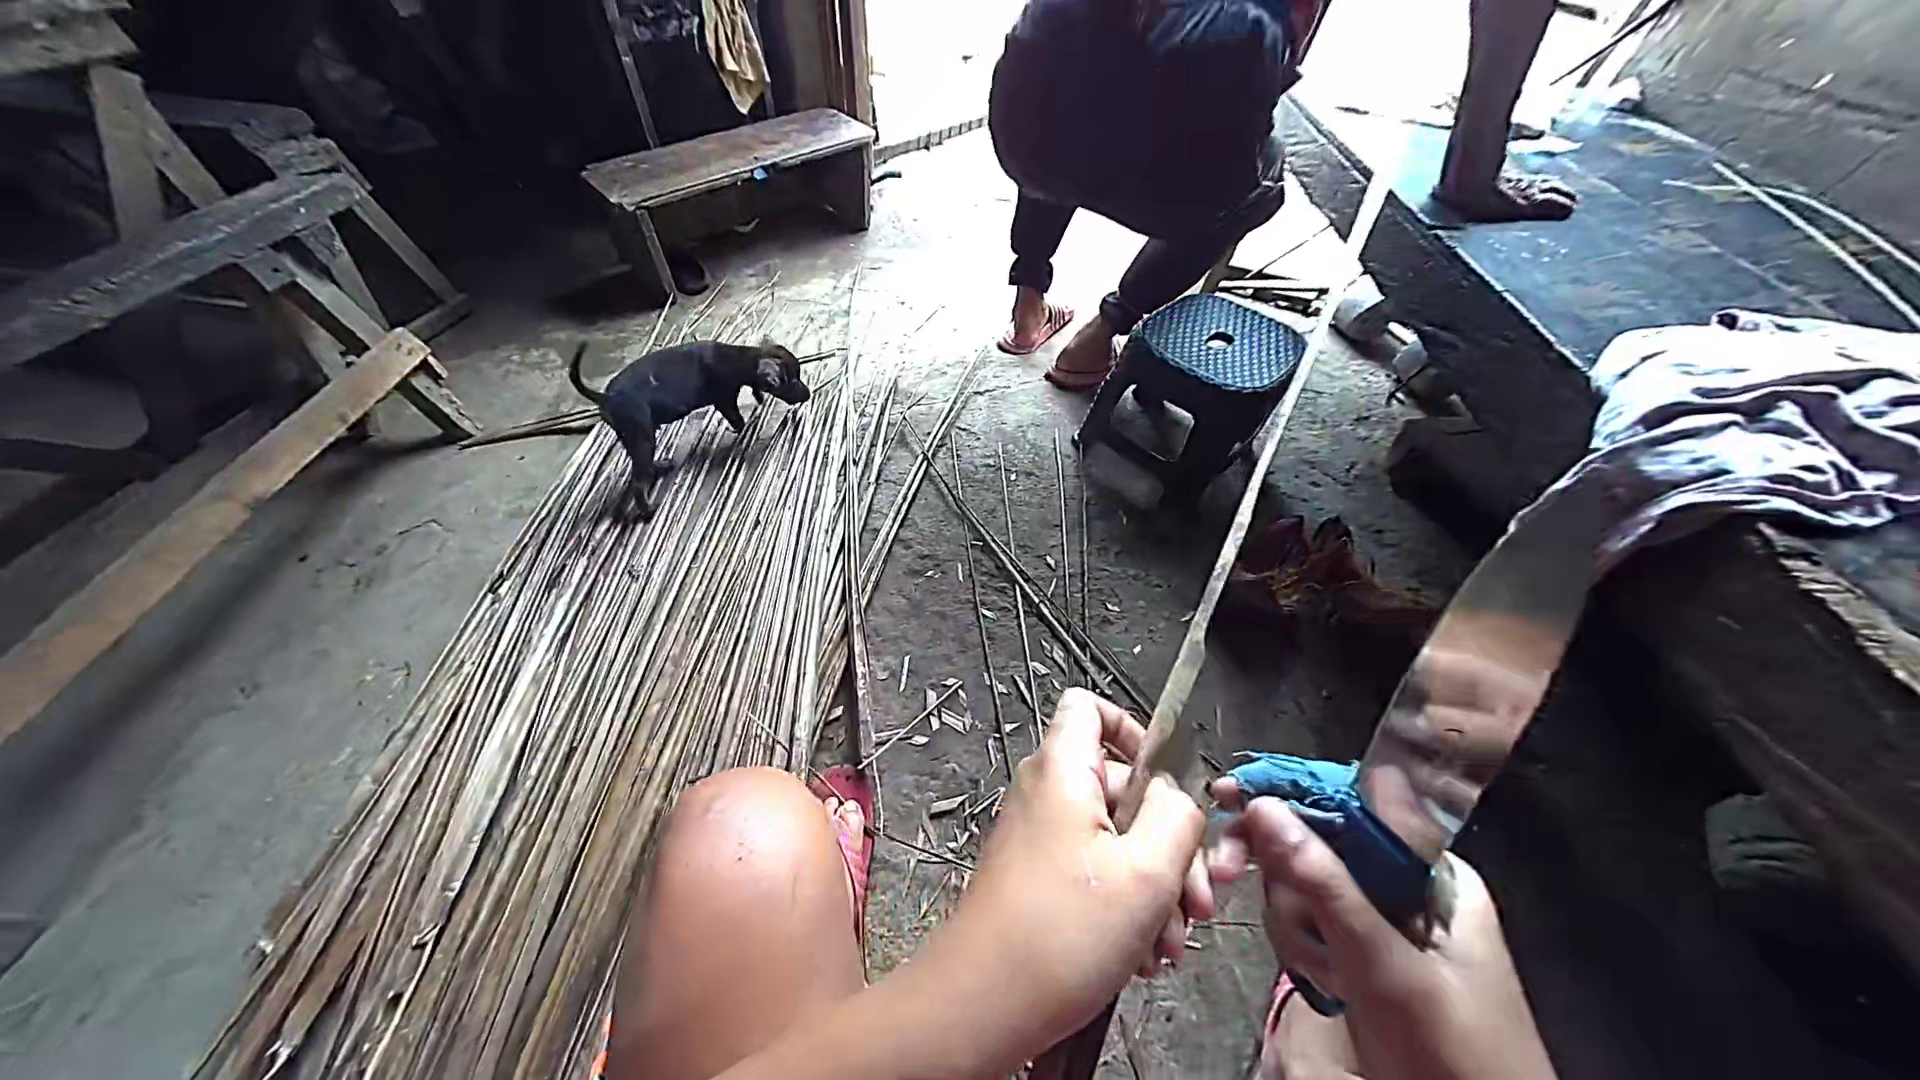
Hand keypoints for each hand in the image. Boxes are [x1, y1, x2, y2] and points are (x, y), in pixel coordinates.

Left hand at [908, 688, 1211, 1072]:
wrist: (986, 1001)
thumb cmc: (1064, 930)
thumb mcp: (1146, 870)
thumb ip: (1177, 817)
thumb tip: (1179, 796)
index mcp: (1063, 768)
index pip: (1089, 706)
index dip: (1132, 728)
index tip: (1167, 780)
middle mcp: (1048, 790)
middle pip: (1122, 786)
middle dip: (1169, 842)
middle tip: (1196, 902)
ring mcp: (1042, 832)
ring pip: (1116, 836)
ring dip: (1154, 885)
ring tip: (1168, 942)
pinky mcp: (1041, 872)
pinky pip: (1096, 868)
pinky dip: (1126, 902)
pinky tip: (1143, 953)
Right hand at [1208, 795, 1556, 1079]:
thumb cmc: (1455, 1060)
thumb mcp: (1384, 968)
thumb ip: (1324, 883)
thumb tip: (1262, 806)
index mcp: (1430, 868)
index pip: (1346, 801)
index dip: (1283, 794)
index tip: (1227, 797)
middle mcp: (1403, 880)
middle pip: (1313, 839)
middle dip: (1277, 870)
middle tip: (1225, 872)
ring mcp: (1380, 914)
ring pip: (1300, 881)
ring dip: (1295, 925)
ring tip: (1326, 975)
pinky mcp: (1360, 946)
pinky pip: (1305, 918)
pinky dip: (1300, 945)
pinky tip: (1324, 982)